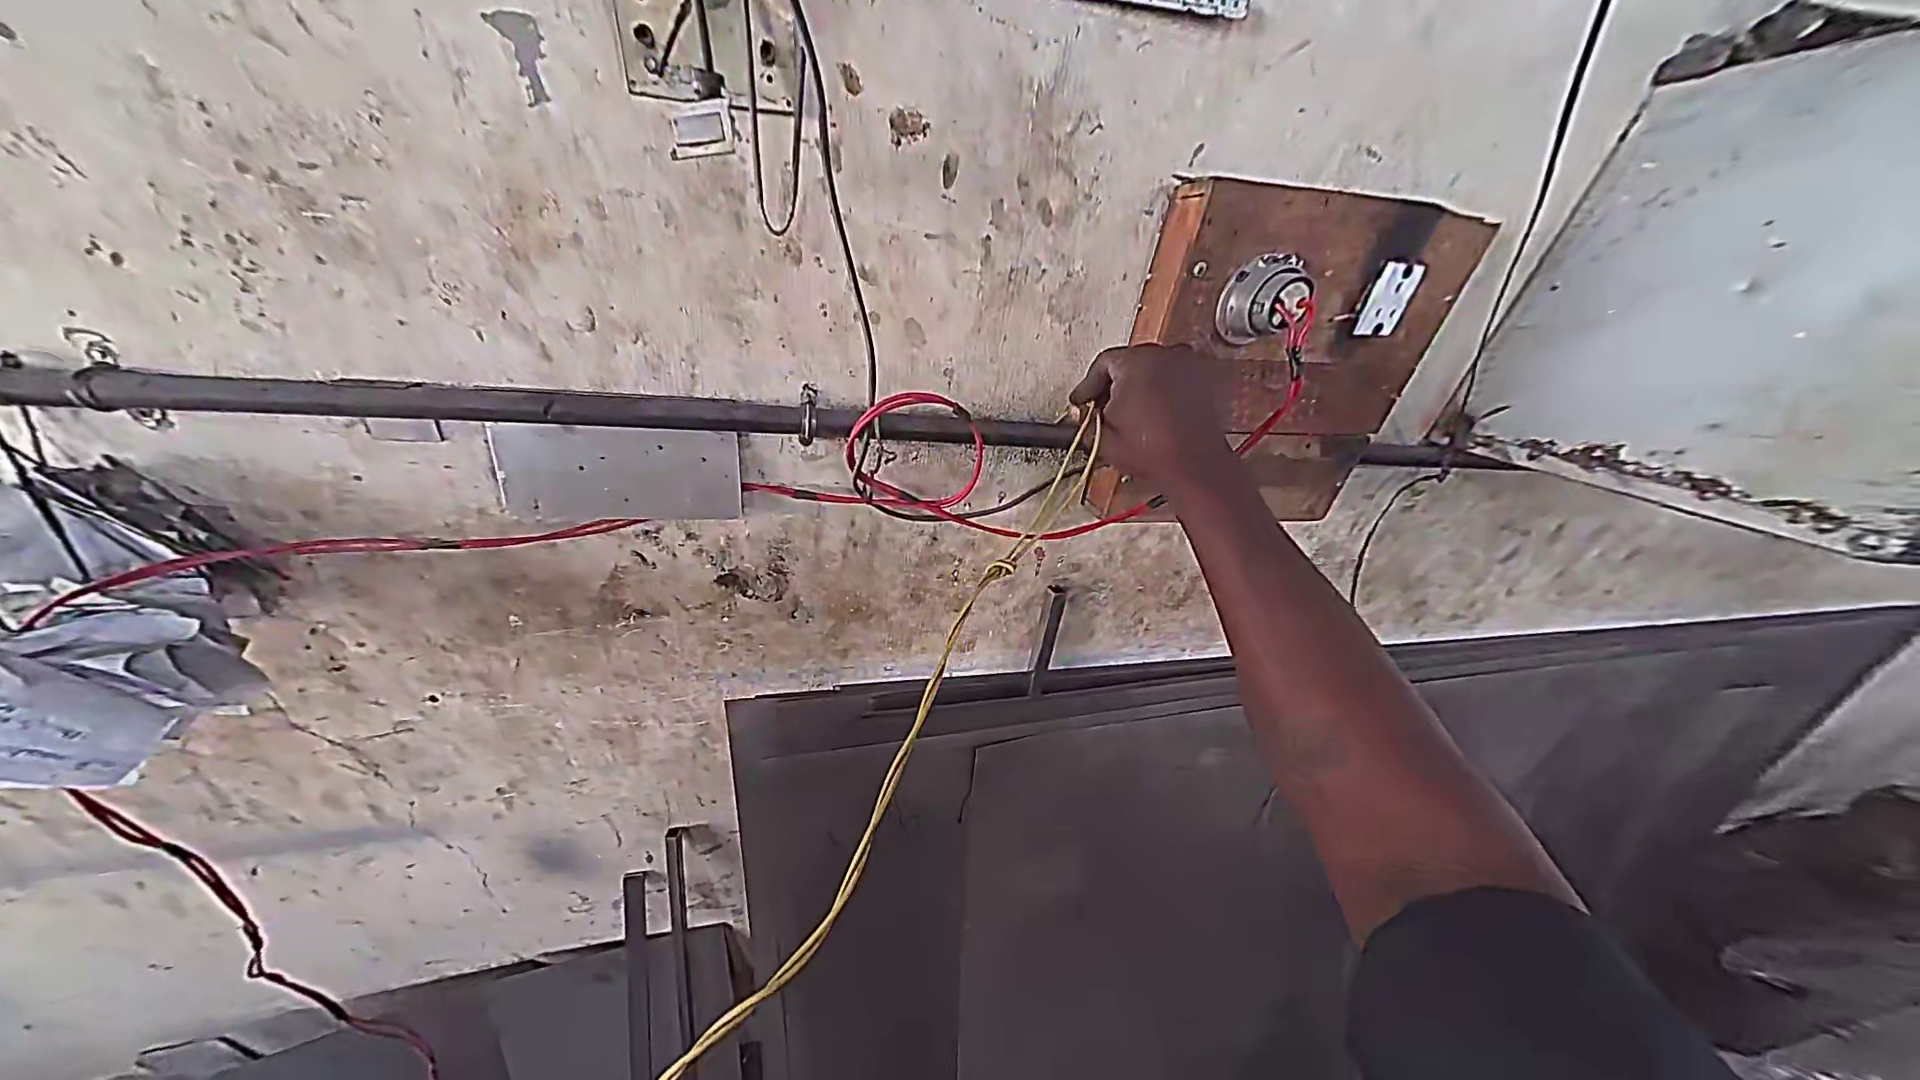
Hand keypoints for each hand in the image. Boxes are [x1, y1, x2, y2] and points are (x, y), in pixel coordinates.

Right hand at [1068, 344, 1239, 494]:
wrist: (1194, 466)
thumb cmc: (1154, 450)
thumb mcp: (1104, 438)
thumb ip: (1086, 421)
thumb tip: (1083, 416)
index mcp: (1136, 363)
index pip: (1103, 363)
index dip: (1088, 385)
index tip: (1082, 399)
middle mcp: (1164, 356)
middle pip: (1128, 363)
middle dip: (1112, 385)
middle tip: (1101, 407)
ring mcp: (1188, 365)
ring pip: (1150, 370)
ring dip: (1136, 387)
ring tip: (1126, 413)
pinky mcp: (1202, 381)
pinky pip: (1172, 379)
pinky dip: (1158, 391)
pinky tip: (1150, 413)